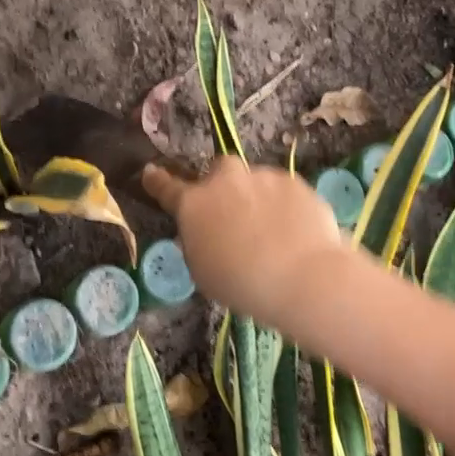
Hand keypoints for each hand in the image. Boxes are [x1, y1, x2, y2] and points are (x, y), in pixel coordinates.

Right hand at [142, 158, 345, 327]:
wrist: (304, 277)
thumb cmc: (242, 284)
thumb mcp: (203, 271)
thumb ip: (198, 242)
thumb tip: (205, 232)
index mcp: (194, 205)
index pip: (167, 188)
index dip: (158, 181)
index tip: (150, 171)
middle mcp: (226, 181)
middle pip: (219, 171)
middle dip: (223, 186)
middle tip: (234, 215)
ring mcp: (263, 177)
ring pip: (255, 181)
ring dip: (257, 199)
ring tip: (273, 234)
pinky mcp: (295, 182)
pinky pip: (283, 192)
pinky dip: (285, 207)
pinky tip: (295, 233)